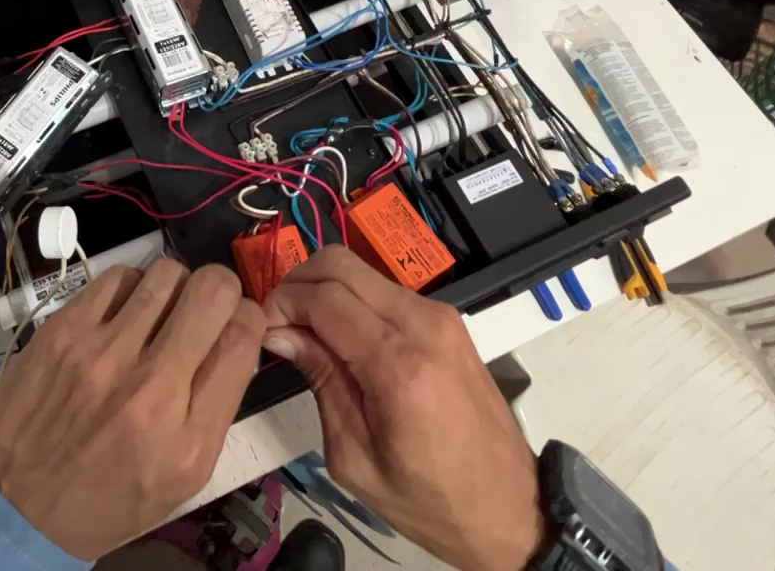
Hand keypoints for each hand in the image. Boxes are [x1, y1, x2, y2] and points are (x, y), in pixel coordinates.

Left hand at [0, 260, 265, 559]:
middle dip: (219, 289)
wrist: (15, 506)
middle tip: (204, 304)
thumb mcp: (182, 477)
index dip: (248, 318)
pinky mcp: (63, 330)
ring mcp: (102, 352)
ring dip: (174, 286)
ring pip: (166, 273)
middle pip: (211, 292)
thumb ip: (216, 406)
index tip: (235, 323)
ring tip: (161, 309)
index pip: (243, 338)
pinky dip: (130, 287)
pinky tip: (123, 313)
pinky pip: (118, 276)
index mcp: (188, 437)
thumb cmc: (108, 498)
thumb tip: (234, 338)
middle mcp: (149, 387)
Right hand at [261, 247, 548, 570]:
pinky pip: (382, 286)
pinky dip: (349, 295)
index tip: (262, 328)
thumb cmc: (429, 500)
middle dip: (297, 282)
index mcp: (399, 366)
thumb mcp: (355, 458)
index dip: (282, 303)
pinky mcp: (446, 317)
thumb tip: (278, 332)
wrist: (512, 509)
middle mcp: (422, 325)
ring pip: (359, 267)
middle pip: (340, 264)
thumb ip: (320, 381)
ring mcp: (439, 315)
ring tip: (303, 328)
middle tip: (278, 321)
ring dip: (322, 286)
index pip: (324, 299)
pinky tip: (337, 331)